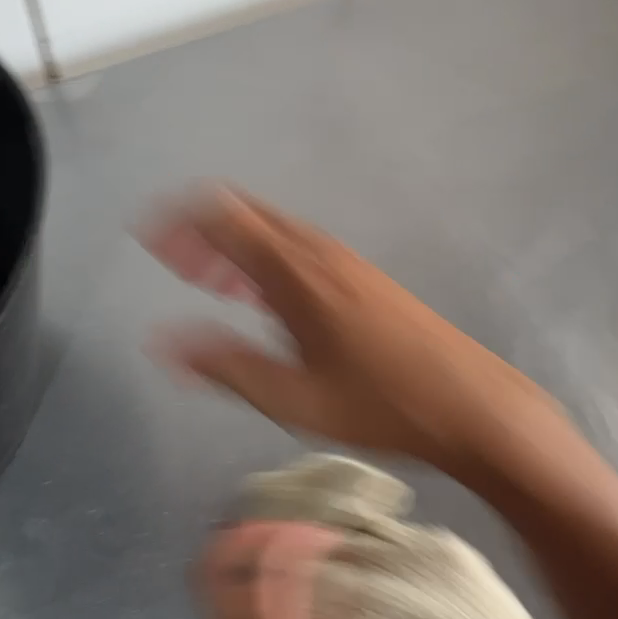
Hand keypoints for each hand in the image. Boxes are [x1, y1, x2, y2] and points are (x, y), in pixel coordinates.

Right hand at [141, 186, 544, 473]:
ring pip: (270, 230)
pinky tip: (257, 296)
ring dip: (231, 245)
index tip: (146, 236)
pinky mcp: (358, 273)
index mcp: (294, 270)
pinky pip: (293, 247)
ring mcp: (341, 258)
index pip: (224, 217)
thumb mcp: (293, 397)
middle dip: (200, 230)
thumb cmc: (379, 404)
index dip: (179, 219)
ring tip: (203, 281)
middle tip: (170, 262)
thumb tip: (162, 342)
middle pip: (244, 213)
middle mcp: (315, 249)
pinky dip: (261, 257)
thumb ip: (224, 365)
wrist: (471, 403)